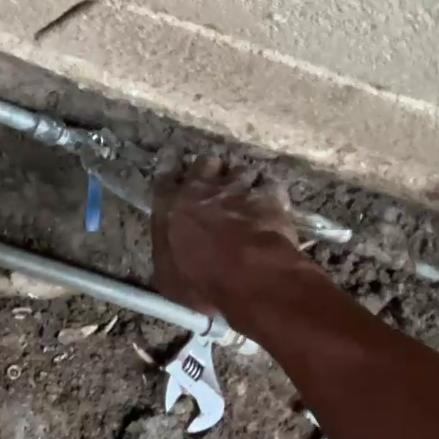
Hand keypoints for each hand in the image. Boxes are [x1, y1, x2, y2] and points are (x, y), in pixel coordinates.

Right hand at [151, 155, 308, 312]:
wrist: (249, 278)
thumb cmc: (200, 281)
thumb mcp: (168, 277)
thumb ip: (166, 256)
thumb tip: (166, 258)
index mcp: (170, 206)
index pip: (164, 174)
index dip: (168, 163)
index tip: (172, 157)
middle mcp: (201, 189)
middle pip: (205, 162)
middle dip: (210, 169)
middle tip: (215, 183)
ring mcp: (237, 190)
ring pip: (240, 170)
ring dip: (242, 181)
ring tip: (247, 196)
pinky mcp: (268, 197)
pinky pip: (271, 186)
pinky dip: (272, 194)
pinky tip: (274, 206)